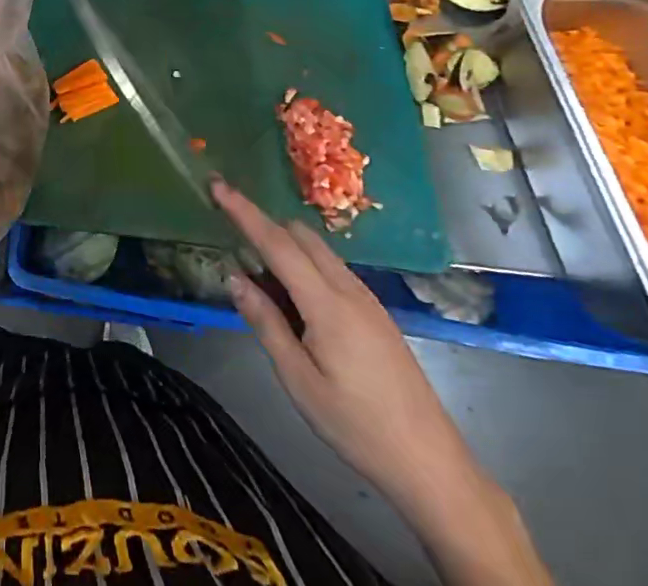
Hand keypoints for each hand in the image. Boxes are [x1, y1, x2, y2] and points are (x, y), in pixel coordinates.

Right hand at [213, 179, 491, 520]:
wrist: (429, 461)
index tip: (219, 186)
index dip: (245, 212)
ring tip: (256, 275)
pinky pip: (333, 272)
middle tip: (229, 237)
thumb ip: (266, 322)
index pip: (278, 244)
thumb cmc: (355, 425)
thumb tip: (236, 278)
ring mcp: (368, 301)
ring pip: (319, 253)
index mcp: (328, 305)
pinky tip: (292, 299)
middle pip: (301, 238)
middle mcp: (350, 291)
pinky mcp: (376, 315)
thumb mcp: (297, 379)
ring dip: (285, 248)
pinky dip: (305, 267)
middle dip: (264, 226)